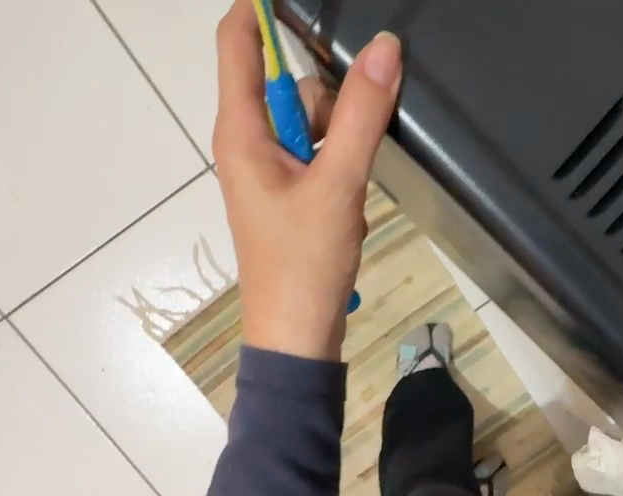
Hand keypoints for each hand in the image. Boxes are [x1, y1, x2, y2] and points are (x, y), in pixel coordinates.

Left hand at [212, 2, 402, 359]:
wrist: (297, 337)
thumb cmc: (304, 264)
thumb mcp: (338, 185)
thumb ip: (361, 116)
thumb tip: (385, 47)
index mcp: (241, 131)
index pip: (238, 40)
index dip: (264, 9)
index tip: (311, 9)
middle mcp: (248, 144)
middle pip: (288, 83)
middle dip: (328, 96)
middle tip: (355, 132)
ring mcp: (269, 174)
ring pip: (311, 127)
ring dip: (342, 144)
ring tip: (351, 189)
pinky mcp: (288, 201)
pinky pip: (318, 162)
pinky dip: (340, 173)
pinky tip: (349, 209)